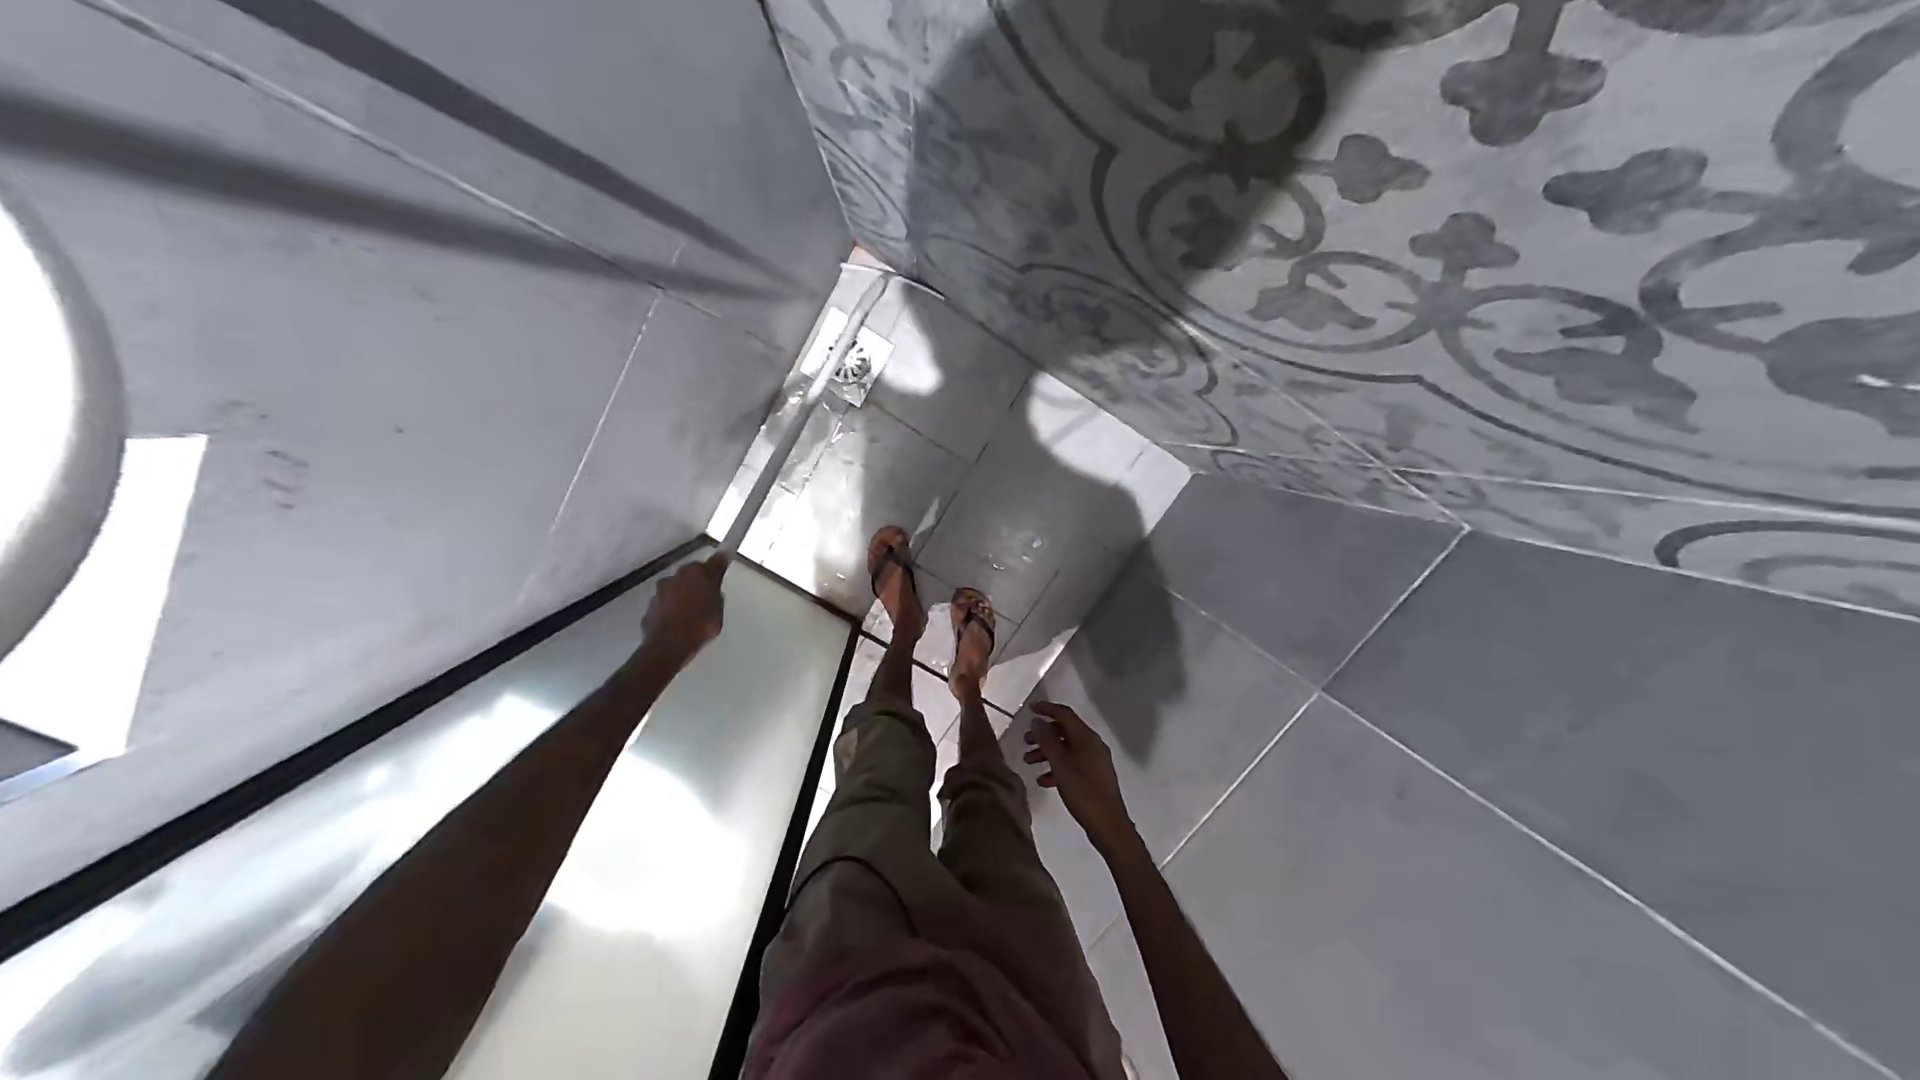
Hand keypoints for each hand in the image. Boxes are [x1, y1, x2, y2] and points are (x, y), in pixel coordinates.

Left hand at [639, 554, 726, 667]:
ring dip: (682, 597)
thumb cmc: (700, 623)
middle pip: (690, 575)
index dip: (719, 566)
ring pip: (675, 590)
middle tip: (708, 600)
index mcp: (695, 572)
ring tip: (692, 616)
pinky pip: (664, 606)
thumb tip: (714, 578)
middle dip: (697, 584)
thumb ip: (715, 590)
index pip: (713, 563)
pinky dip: (670, 611)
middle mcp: (675, 577)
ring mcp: (659, 593)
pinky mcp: (649, 608)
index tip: (723, 565)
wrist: (670, 644)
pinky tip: (678, 624)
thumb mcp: (718, 607)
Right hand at [1023, 701, 1139, 859]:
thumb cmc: (1083, 793)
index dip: (1047, 709)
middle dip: (1043, 734)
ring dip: (1047, 752)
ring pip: (1067, 748)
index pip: (1065, 714)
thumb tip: (1038, 721)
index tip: (1030, 708)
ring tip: (1029, 761)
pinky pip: (1072, 764)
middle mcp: (1093, 745)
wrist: (1108, 826)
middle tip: (1026, 741)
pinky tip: (1044, 780)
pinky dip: (1057, 767)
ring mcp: (1095, 761)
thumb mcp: (1061, 765)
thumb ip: (1048, 741)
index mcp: (1087, 738)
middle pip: (1065, 731)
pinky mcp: (1094, 776)